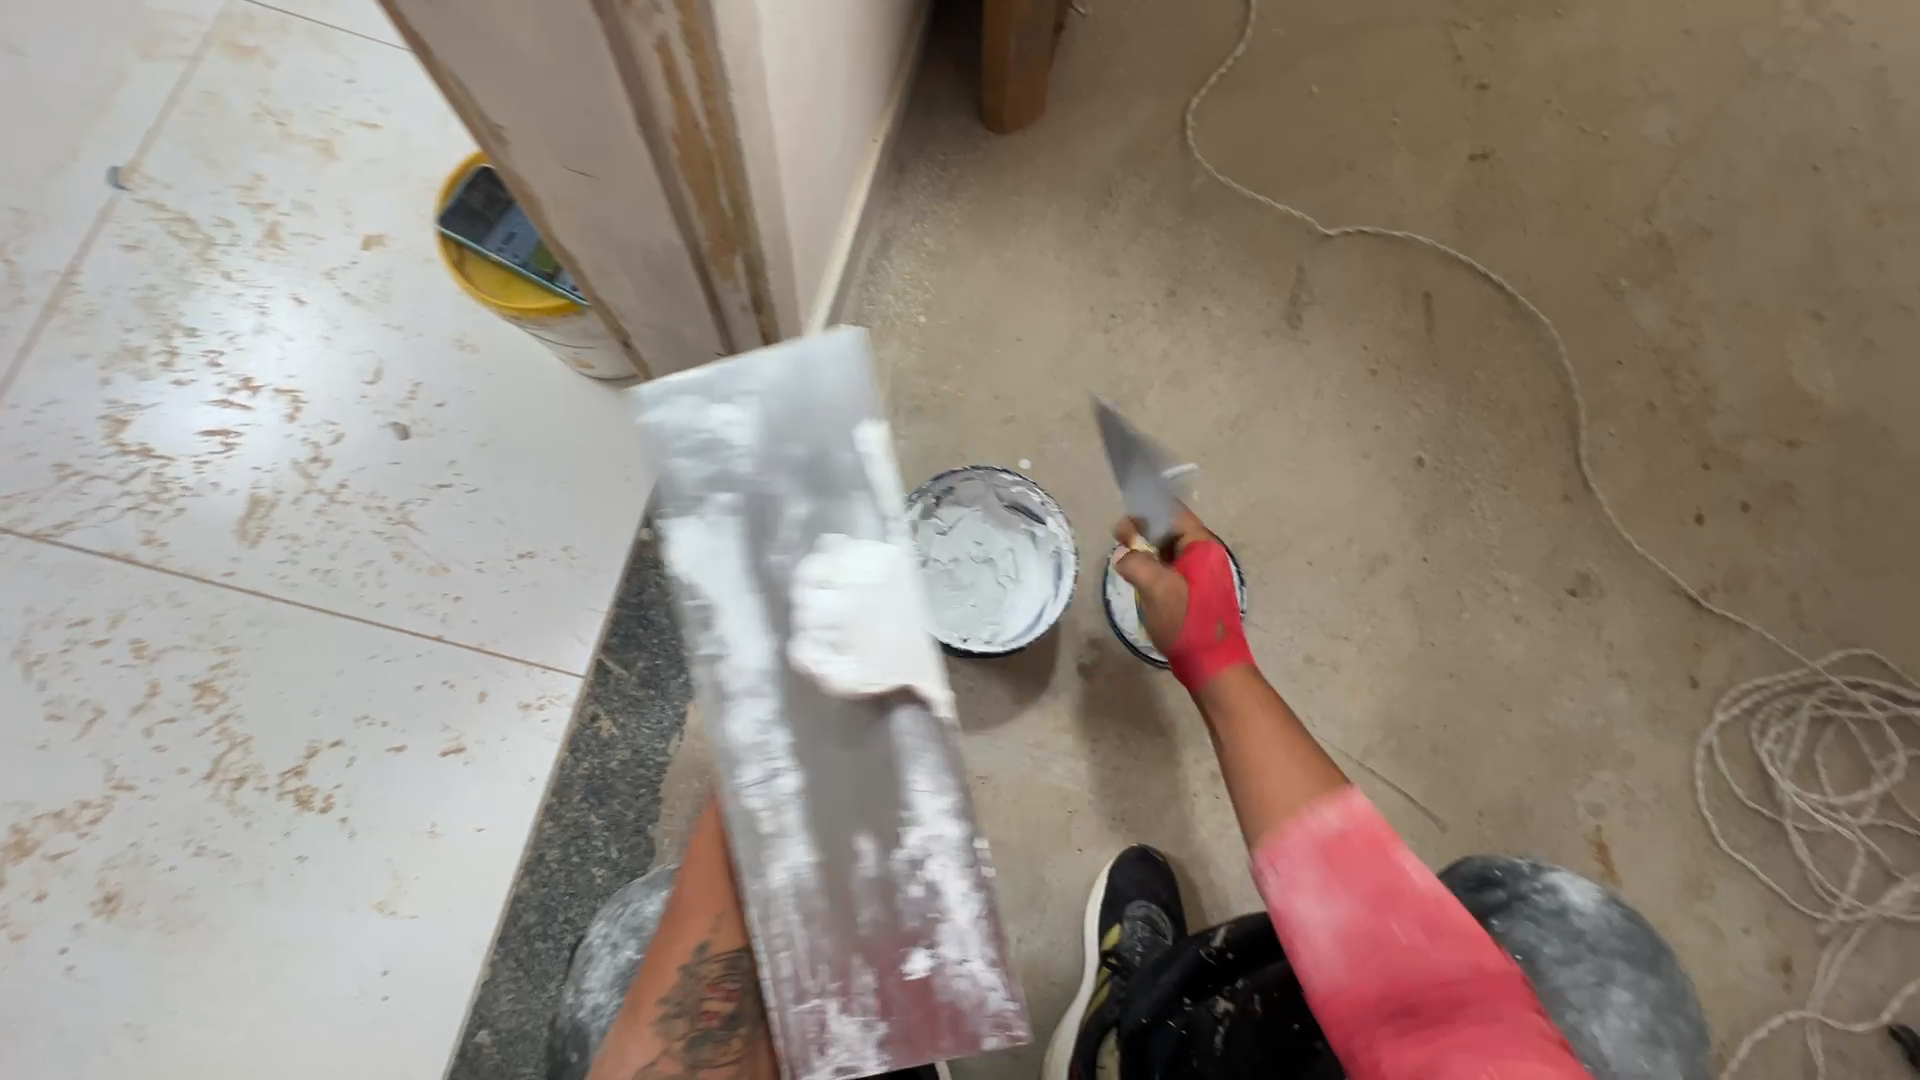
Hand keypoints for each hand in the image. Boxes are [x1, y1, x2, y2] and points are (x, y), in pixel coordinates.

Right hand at [1112, 505, 1254, 690]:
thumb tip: (1124, 556)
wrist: (1212, 663)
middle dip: (1143, 531)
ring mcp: (1203, 573)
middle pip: (1170, 530)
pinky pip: (1172, 568)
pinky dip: (1154, 567)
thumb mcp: (1156, 588)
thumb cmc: (1186, 621)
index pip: (1173, 513)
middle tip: (1118, 542)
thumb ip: (1136, 562)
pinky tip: (1139, 578)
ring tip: (1125, 559)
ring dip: (1147, 550)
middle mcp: (1206, 554)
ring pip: (1170, 550)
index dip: (1145, 513)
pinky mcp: (1197, 591)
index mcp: (1202, 546)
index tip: (1122, 527)